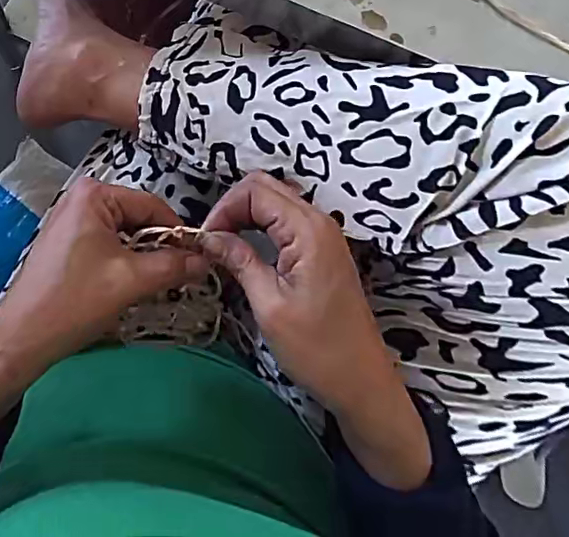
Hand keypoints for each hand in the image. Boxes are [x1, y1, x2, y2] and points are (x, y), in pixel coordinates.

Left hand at [0, 176, 206, 424]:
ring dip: (142, 258)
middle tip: (179, 276)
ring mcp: (70, 219)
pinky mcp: (65, 242)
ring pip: (124, 234)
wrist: (18, 342)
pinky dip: (122, 263)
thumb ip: (172, 266)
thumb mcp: (130, 281)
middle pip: (138, 218)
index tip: (198, 259)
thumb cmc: (72, 302)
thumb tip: (205, 260)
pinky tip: (128, 286)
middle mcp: (81, 197)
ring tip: (156, 284)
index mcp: (94, 194)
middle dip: (159, 247)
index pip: (153, 205)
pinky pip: (107, 244)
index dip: (178, 233)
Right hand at [200, 173, 432, 489]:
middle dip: (233, 206)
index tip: (205, 240)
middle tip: (211, 241)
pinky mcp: (324, 247)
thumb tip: (208, 237)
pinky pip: (287, 218)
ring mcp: (324, 232)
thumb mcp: (270, 306)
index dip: (224, 208)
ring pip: (276, 200)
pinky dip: (262, 224)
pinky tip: (246, 248)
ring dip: (246, 214)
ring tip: (223, 245)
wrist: (362, 381)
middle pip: (266, 187)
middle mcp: (319, 220)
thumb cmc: (317, 349)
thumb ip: (240, 261)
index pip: (256, 190)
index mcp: (307, 229)